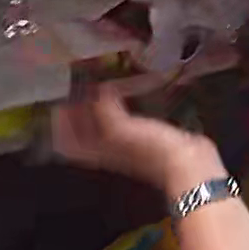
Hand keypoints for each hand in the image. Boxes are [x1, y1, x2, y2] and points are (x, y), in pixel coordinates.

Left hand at [53, 86, 226, 199]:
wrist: (188, 163)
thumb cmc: (150, 149)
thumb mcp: (119, 130)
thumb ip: (104, 110)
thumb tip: (99, 89)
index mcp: (96, 152)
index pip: (66, 139)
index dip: (60, 120)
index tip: (62, 96)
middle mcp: (107, 149)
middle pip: (83, 132)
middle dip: (80, 111)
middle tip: (82, 86)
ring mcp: (128, 144)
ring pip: (103, 126)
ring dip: (99, 109)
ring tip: (102, 88)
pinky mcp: (148, 138)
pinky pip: (125, 121)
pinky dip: (121, 109)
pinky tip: (129, 96)